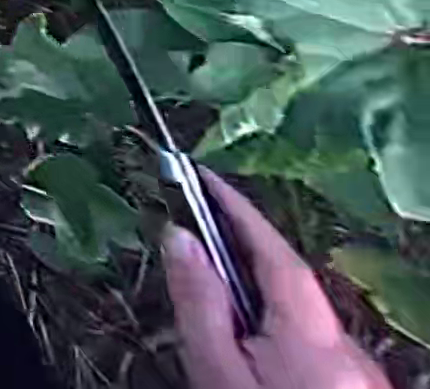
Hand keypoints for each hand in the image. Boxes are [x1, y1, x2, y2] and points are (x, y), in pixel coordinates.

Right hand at [164, 170, 390, 388]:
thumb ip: (199, 298)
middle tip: (182, 235)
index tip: (203, 174)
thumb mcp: (212, 362)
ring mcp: (365, 375)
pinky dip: (273, 323)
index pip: (277, 258)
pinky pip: (313, 341)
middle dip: (237, 257)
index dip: (241, 212)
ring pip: (300, 315)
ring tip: (208, 303)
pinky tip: (246, 343)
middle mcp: (352, 352)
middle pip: (289, 287)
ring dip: (253, 294)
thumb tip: (178, 233)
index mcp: (312, 339)